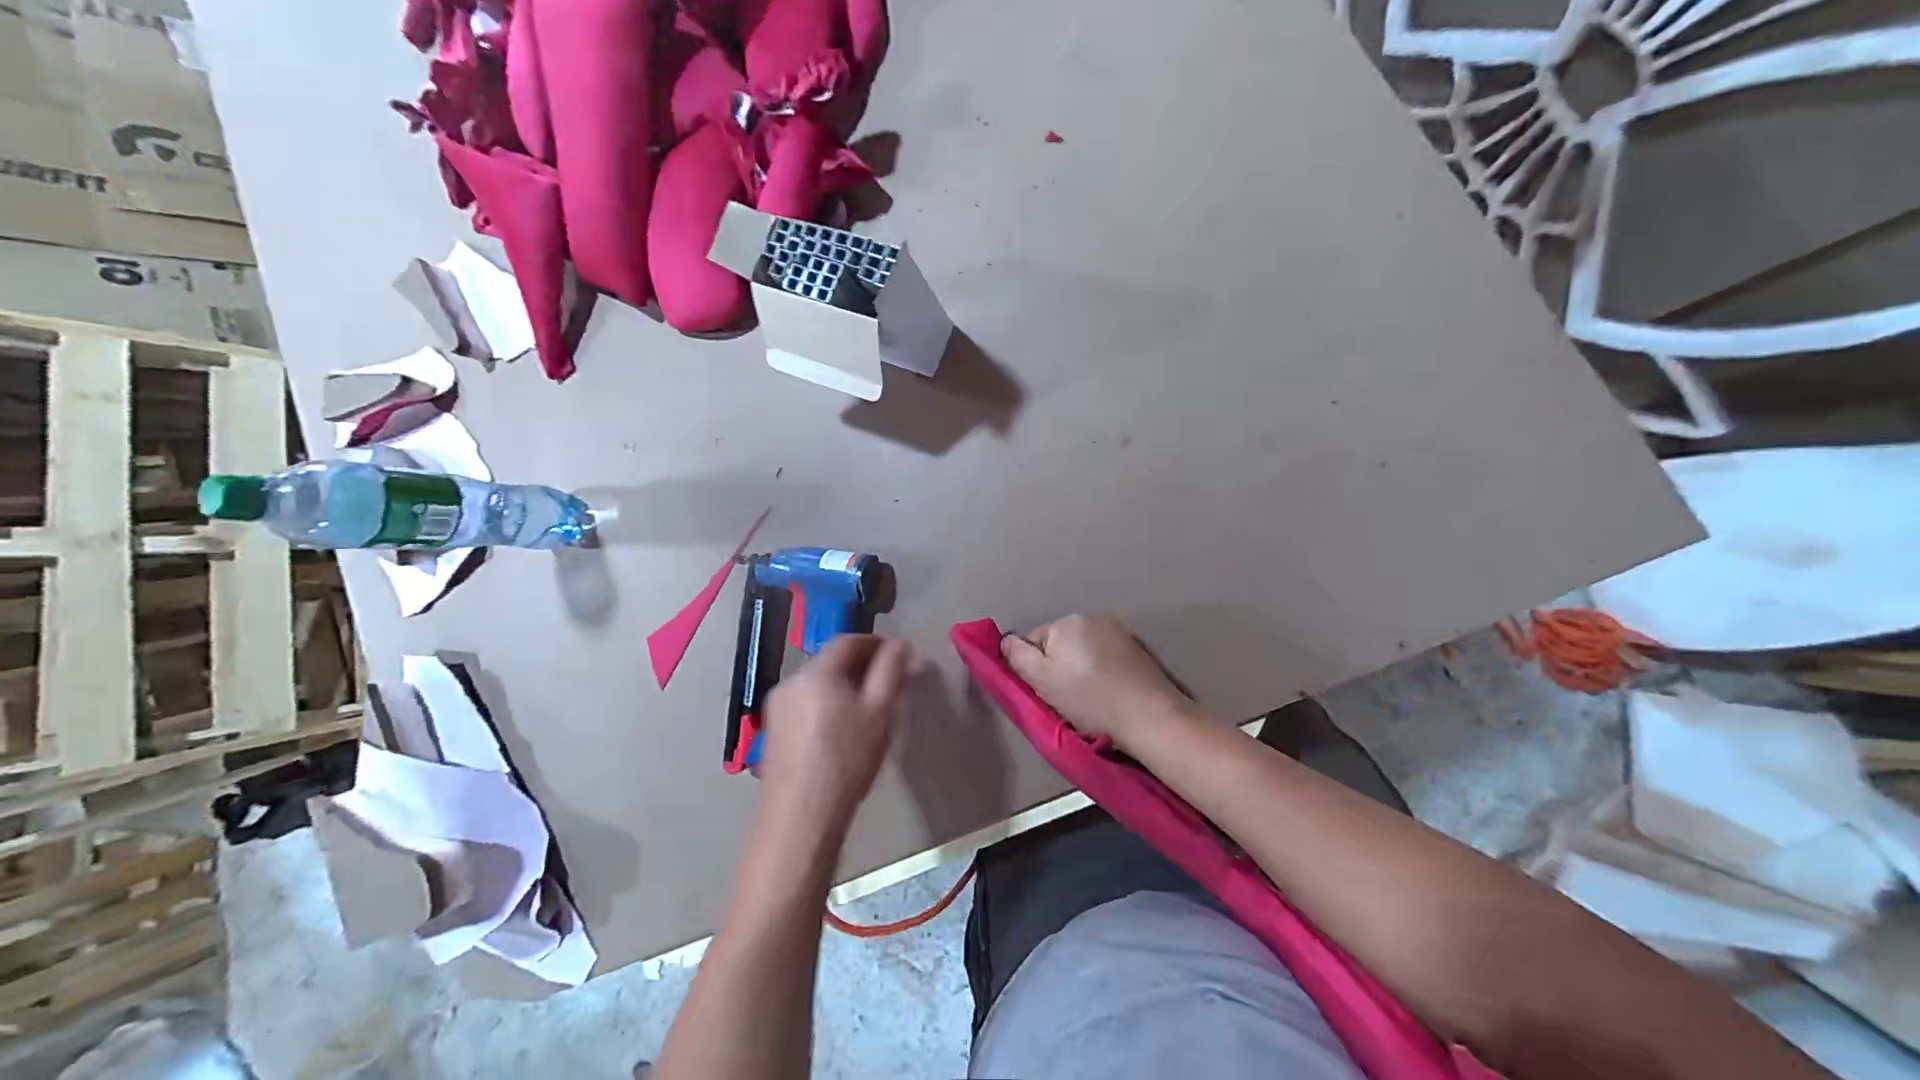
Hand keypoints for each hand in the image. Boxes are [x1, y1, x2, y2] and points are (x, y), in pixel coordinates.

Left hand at [759, 634, 912, 837]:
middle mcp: (790, 682)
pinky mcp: (774, 732)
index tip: (899, 656)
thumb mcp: (879, 713)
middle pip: (831, 662)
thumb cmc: (847, 761)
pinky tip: (842, 731)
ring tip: (869, 711)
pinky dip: (827, 706)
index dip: (876, 644)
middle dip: (862, 668)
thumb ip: (891, 672)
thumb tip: (899, 646)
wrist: (802, 816)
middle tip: (889, 685)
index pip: (848, 641)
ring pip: (818, 684)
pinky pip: (806, 705)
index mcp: (815, 672)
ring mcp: (777, 708)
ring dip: (844, 687)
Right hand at [1001, 614, 1193, 748]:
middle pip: (1060, 643)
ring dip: (1082, 668)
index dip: (1034, 669)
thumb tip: (1005, 640)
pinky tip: (1112, 691)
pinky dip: (1104, 670)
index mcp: (1066, 623)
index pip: (1033, 641)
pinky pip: (1106, 656)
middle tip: (1068, 698)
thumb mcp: (1042, 681)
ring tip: (1092, 697)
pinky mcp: (1138, 649)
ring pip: (1084, 650)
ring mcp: (1118, 631)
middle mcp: (1092, 618)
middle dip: (1059, 666)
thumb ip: (1017, 657)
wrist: (1149, 716)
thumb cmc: (1089, 700)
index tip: (1047, 692)